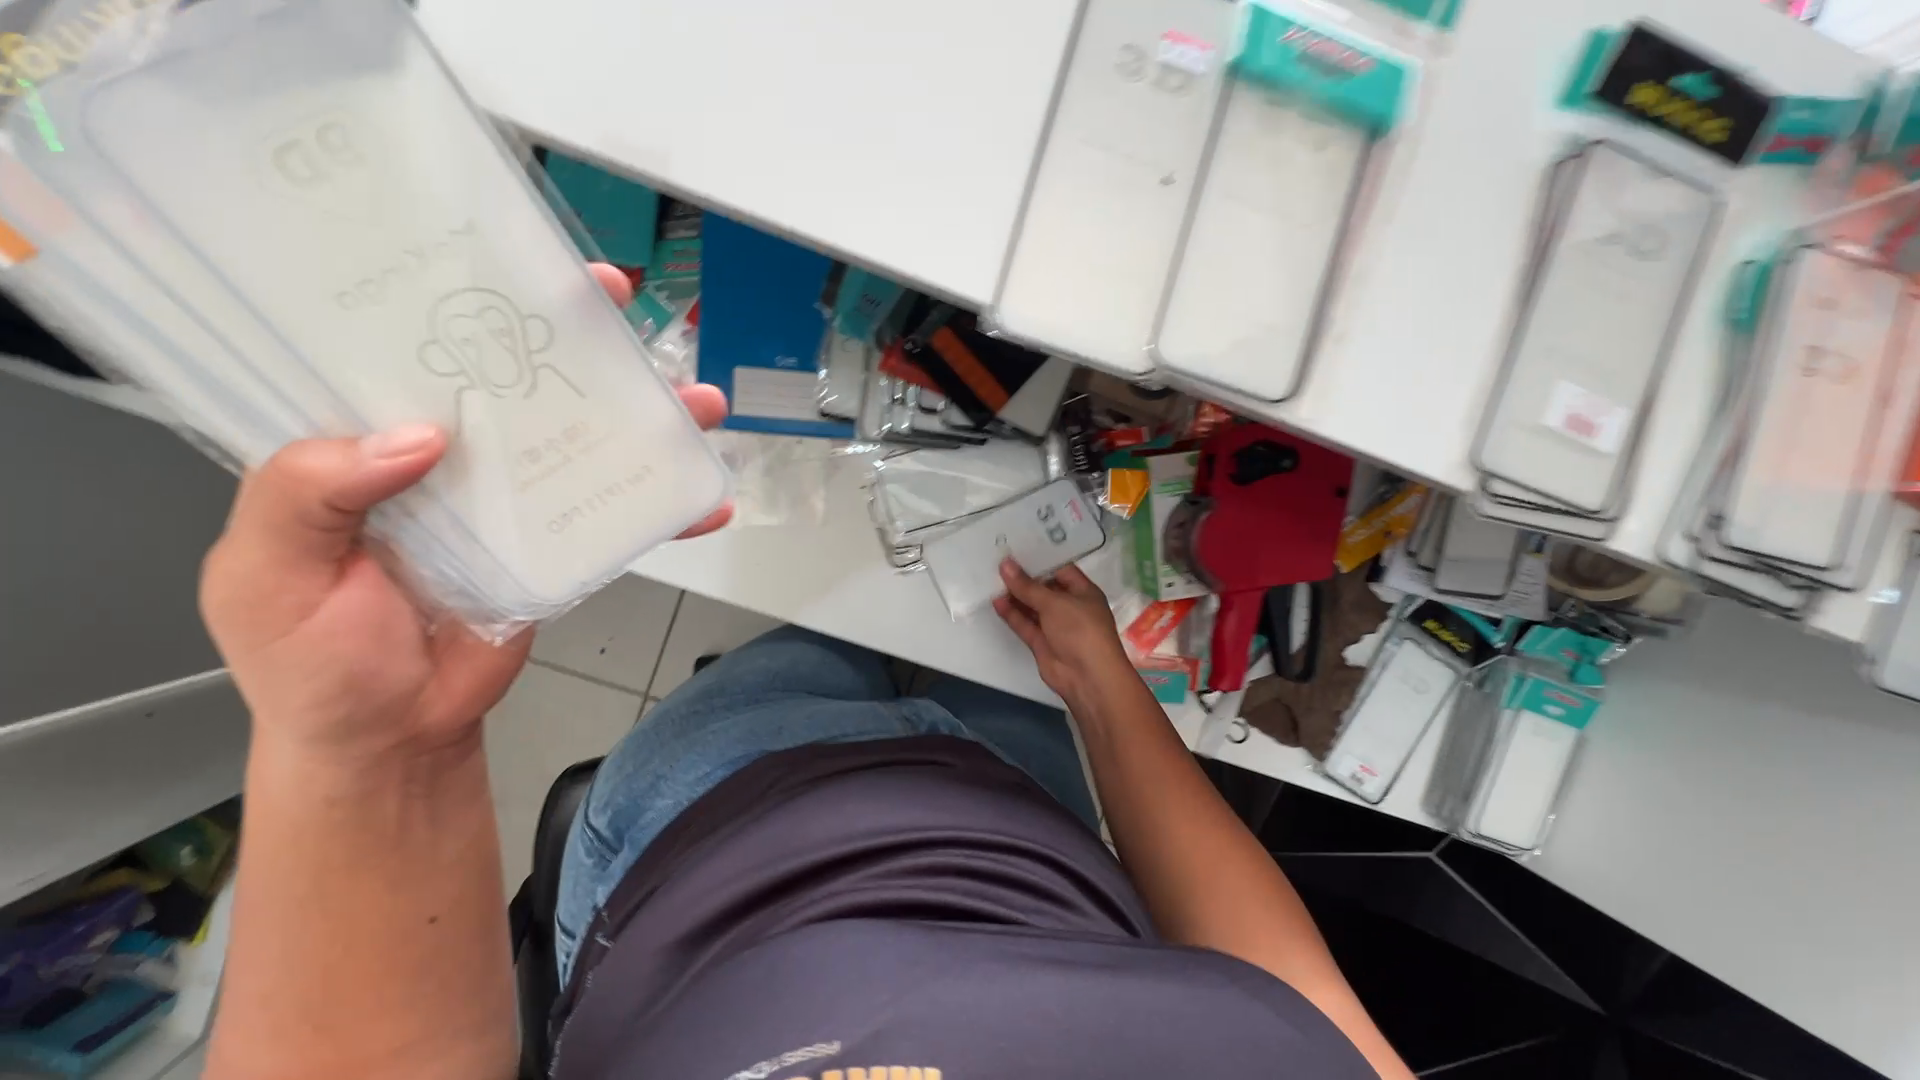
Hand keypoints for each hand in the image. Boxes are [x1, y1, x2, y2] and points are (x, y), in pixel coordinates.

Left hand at [199, 263, 729, 763]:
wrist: (395, 736)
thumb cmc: (311, 661)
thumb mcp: (267, 572)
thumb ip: (308, 494)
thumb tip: (417, 434)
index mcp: (366, 446)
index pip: (408, 354)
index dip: (455, 304)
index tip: (505, 265)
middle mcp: (446, 461)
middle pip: (516, 383)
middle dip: (573, 341)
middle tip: (620, 306)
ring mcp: (508, 504)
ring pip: (580, 443)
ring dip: (645, 421)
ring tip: (700, 406)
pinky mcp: (555, 547)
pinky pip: (615, 519)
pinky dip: (665, 512)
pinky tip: (708, 502)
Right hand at [993, 560, 1136, 713]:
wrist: (1087, 677)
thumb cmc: (1080, 630)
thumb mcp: (1054, 602)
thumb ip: (1027, 586)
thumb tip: (1005, 565)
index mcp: (1083, 592)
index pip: (1061, 569)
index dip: (1040, 558)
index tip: (1017, 548)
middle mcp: (1070, 606)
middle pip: (1044, 587)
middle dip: (1024, 577)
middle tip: (998, 560)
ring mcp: (1056, 626)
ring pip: (1032, 606)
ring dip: (1015, 595)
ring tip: (991, 578)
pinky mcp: (1042, 642)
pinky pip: (1025, 624)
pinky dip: (1012, 614)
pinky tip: (996, 601)